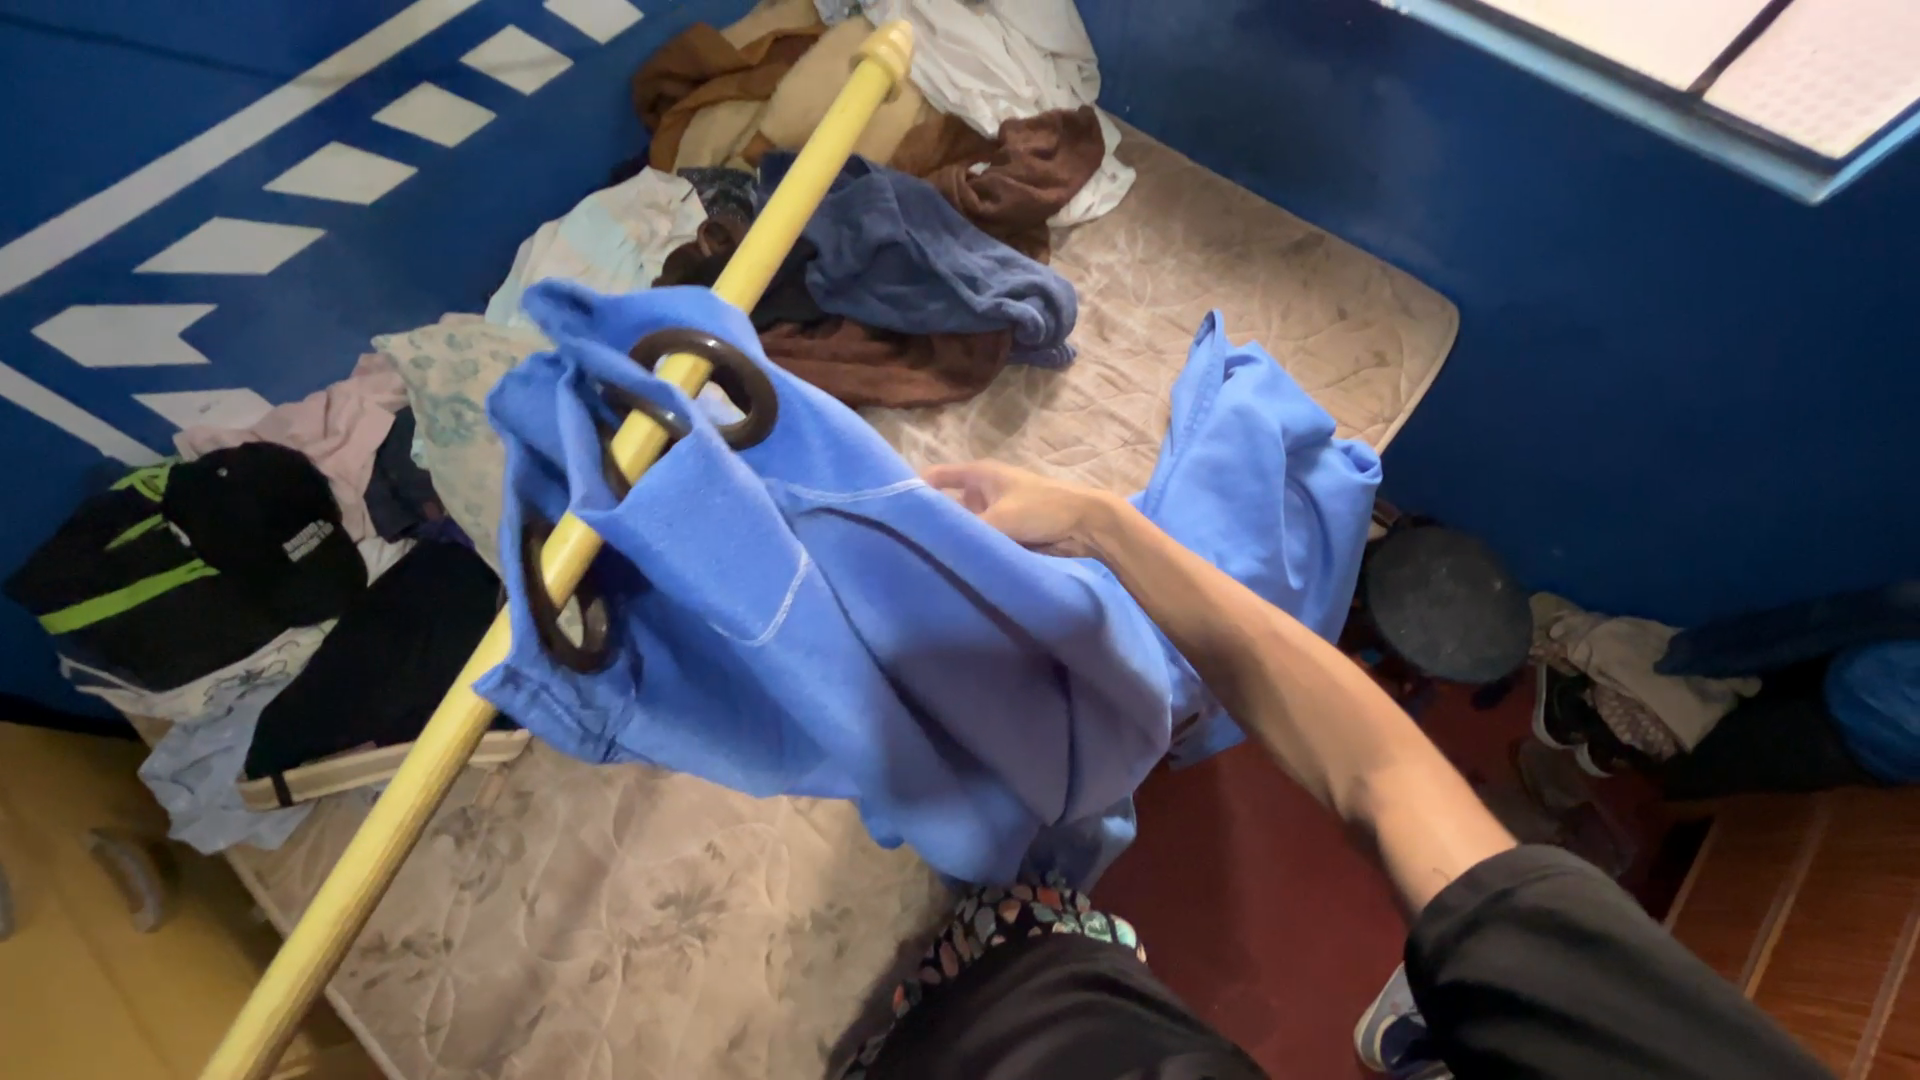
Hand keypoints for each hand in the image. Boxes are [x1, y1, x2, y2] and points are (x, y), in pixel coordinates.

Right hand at [921, 460, 1115, 558]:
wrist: (1086, 525)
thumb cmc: (1042, 509)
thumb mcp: (998, 518)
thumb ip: (965, 530)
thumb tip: (933, 544)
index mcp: (979, 474)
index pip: (936, 476)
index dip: (915, 488)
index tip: (892, 508)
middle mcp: (983, 490)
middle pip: (948, 505)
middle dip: (934, 522)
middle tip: (907, 544)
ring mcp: (995, 512)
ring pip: (965, 526)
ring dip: (956, 539)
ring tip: (927, 558)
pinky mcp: (1007, 532)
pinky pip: (982, 540)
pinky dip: (973, 549)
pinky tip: (956, 566)